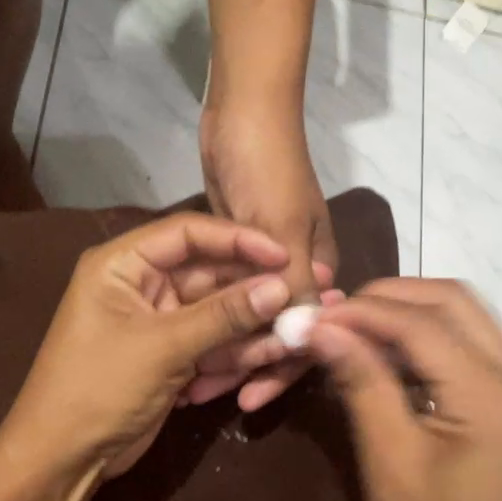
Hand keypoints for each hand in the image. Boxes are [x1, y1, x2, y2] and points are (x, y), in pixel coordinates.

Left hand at [0, 214, 294, 478]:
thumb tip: (282, 286)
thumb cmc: (99, 387)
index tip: (285, 254)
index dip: (239, 240)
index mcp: (123, 264)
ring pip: (216, 313)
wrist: (64, 458)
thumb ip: (224, 315)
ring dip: (248, 331)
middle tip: (303, 300)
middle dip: (252, 293)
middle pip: (209, 274)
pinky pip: (210, 343)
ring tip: (287, 345)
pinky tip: (259, 369)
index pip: (189, 234)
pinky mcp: (169, 355)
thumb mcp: (164, 347)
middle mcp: (140, 284)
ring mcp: (157, 321)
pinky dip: (231, 356)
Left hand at [199, 111, 338, 410]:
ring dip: (222, 345)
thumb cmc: (266, 166)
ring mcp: (252, 260)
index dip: (276, 356)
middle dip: (244, 357)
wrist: (243, 108)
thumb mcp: (281, 228)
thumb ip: (289, 284)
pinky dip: (209, 323)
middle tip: (217, 393)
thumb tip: (302, 339)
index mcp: (311, 263)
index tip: (252, 388)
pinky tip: (190, 356)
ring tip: (195, 384)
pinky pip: (218, 300)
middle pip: (265, 322)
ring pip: (238, 313)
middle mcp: (287, 265)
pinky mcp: (224, 257)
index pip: (301, 324)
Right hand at [307, 280, 501, 500]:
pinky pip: (467, 344)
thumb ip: (362, 382)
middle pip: (452, 300)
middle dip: (388, 297)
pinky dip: (423, 337)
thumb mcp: (390, 460)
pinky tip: (383, 353)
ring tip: (351, 329)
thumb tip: (322, 325)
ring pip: (462, 316)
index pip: (421, 323)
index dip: (362, 311)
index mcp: (493, 394)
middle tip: (333, 315)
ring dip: (406, 312)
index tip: (309, 314)